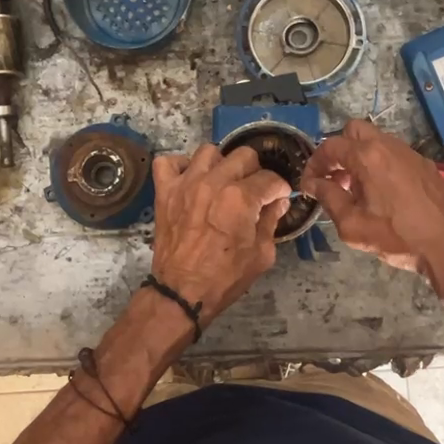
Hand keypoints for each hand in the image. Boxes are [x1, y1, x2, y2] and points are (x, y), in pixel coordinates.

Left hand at [150, 144, 293, 323]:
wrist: (182, 292)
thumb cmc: (225, 277)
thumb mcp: (261, 254)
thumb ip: (271, 221)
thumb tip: (277, 202)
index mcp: (240, 198)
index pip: (269, 178)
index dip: (279, 189)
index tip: (278, 198)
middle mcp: (213, 183)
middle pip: (243, 156)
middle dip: (255, 171)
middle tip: (254, 191)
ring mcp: (185, 184)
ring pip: (208, 151)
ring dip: (221, 164)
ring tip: (223, 183)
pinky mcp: (164, 191)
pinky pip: (168, 162)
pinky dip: (180, 166)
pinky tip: (191, 180)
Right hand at [301, 120, 443, 272]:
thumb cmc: (395, 236)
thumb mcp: (351, 223)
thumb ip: (328, 197)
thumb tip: (312, 183)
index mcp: (367, 156)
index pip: (330, 147)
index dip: (314, 164)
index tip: (309, 184)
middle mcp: (388, 146)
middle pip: (354, 131)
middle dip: (338, 151)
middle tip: (333, 178)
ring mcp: (410, 154)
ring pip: (376, 141)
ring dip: (359, 157)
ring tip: (356, 190)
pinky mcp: (424, 165)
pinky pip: (394, 155)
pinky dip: (379, 165)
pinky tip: (381, 194)